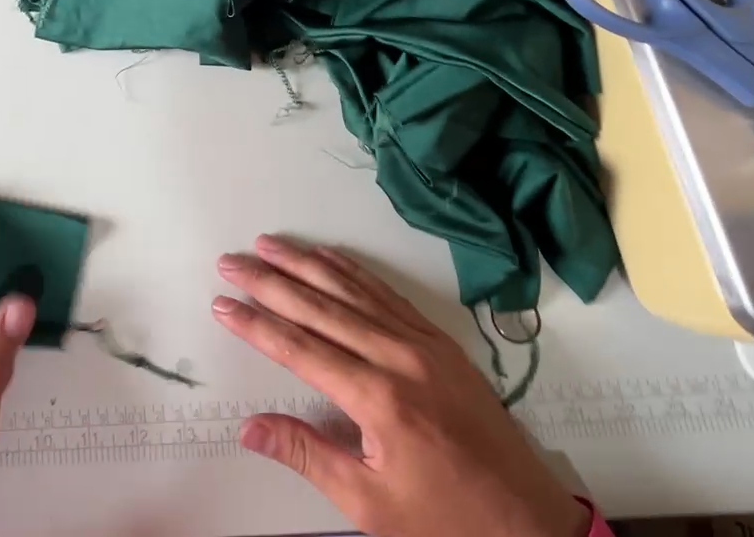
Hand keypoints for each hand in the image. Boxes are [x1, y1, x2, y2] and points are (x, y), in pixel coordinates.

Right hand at [213, 235, 587, 536]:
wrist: (532, 525)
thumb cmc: (446, 521)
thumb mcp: (370, 504)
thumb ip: (307, 456)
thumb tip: (249, 427)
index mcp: (379, 399)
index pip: (300, 349)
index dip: (256, 325)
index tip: (221, 303)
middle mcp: (399, 357)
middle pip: (320, 308)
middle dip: (270, 282)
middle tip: (230, 261)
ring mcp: (423, 343)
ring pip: (352, 290)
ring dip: (305, 264)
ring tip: (267, 244)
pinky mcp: (440, 341)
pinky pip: (387, 294)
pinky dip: (352, 271)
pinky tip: (327, 255)